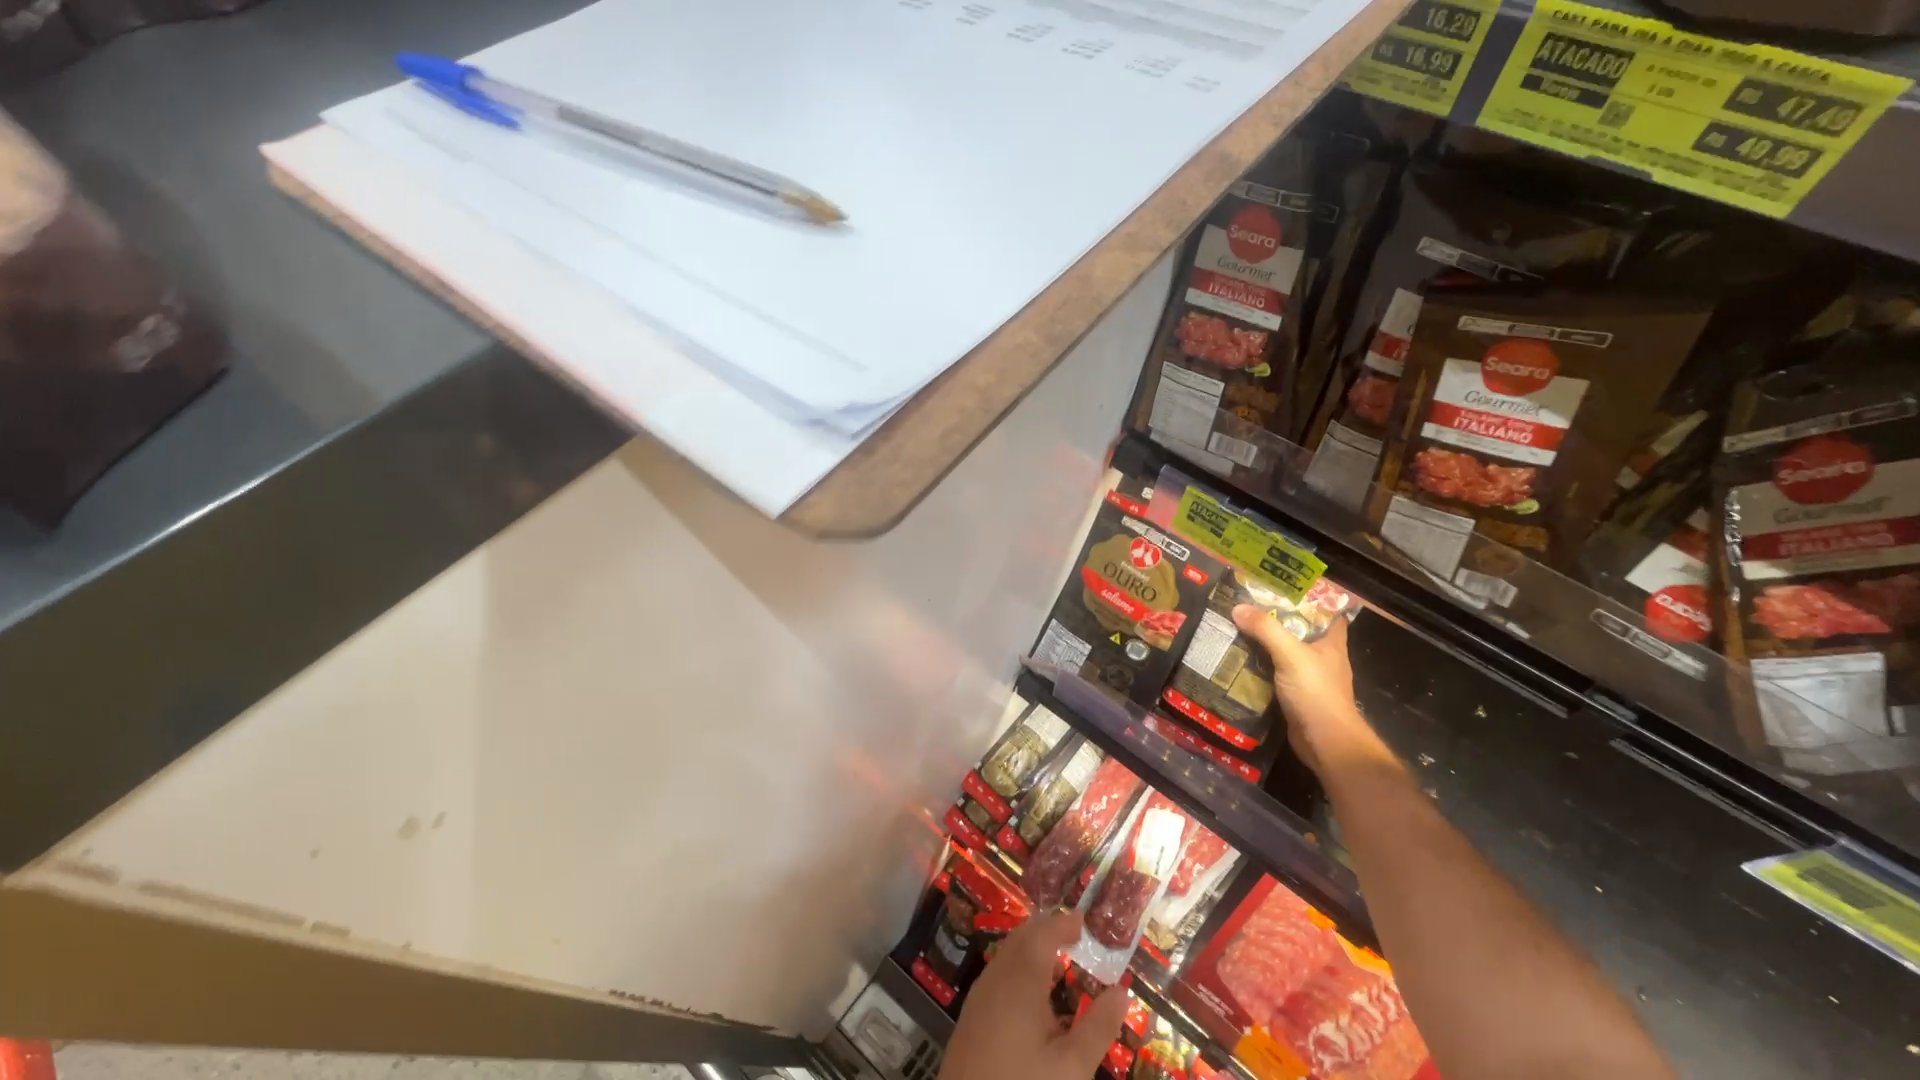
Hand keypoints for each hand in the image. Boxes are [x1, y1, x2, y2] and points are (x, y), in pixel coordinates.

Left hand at [939, 911, 1127, 1079]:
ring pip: (1006, 954)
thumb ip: (1098, 1028)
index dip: (1063, 923)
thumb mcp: (1071, 1067)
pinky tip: (1032, 991)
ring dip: (1031, 948)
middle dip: (1047, 930)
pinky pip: (997, 973)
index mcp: (1021, 982)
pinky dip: (1018, 966)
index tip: (1085, 921)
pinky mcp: (971, 1014)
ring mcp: (979, 995)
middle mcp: (996, 979)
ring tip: (1059, 959)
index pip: (1042, 934)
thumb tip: (1122, 992)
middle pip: (1021, 938)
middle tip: (1075, 935)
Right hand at [1231, 607, 1394, 776]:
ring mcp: (1310, 679)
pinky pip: (1276, 675)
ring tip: (1238, 630)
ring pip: (1286, 654)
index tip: (1282, 589)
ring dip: (1266, 646)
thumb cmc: (1316, 693)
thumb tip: (1238, 607)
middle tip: (1249, 608)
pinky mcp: (1297, 697)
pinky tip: (1240, 663)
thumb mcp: (1291, 655)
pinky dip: (1261, 669)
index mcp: (1331, 643)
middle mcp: (1323, 658)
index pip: (1327, 613)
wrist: (1325, 742)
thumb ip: (1266, 630)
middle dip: (1277, 621)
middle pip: (1300, 632)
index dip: (1309, 600)